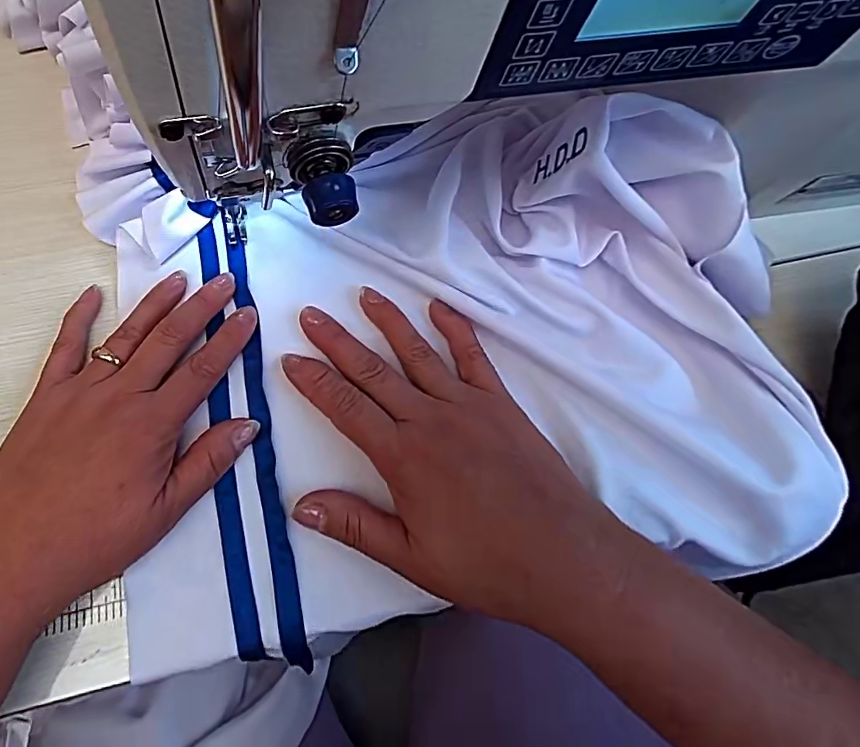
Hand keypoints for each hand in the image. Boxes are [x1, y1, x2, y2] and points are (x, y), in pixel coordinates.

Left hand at [0, 273, 259, 624]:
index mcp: (150, 425)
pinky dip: (79, 315)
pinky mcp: (48, 393)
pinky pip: (67, 344)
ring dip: (155, 304)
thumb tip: (244, 427)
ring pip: (127, 334)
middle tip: (222, 282)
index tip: (246, 315)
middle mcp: (119, 396)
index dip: (229, 339)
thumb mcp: (162, 512)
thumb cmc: (88, 539)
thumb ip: (206, 464)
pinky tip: (91, 295)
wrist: (14, 550)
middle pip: (170, 339)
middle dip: (201, 306)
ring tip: (177, 280)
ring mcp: (80, 389)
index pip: (202, 370)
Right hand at [283, 288, 648, 634]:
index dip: (313, 381)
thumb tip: (301, 506)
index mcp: (403, 456)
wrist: (569, 561)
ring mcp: (467, 405)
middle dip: (336, 340)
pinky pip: (472, 357)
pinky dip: (455, 328)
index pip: (345, 407)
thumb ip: (354, 526)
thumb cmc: (487, 564)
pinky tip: (439, 307)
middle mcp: (429, 420)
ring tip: (364, 294)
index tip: (290, 358)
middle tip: (310, 314)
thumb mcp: (411, 558)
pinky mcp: (500, 403)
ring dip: (388, 321)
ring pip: (416, 353)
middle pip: (372, 370)